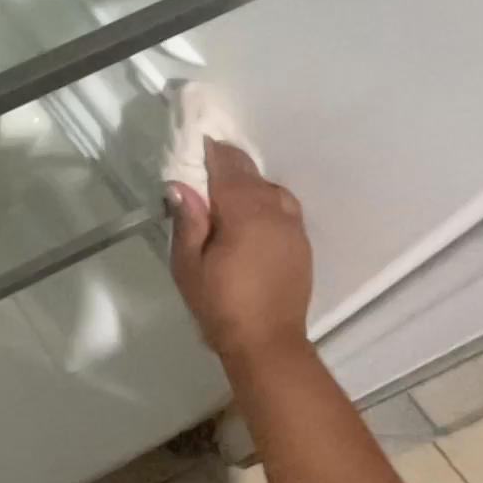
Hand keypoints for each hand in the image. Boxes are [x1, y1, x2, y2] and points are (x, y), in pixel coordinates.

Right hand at [168, 138, 313, 364]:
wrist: (267, 343)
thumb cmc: (219, 304)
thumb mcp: (188, 265)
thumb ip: (188, 221)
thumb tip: (181, 185)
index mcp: (245, 214)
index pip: (227, 167)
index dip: (210, 150)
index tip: (193, 140)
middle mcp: (275, 211)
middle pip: (250, 173)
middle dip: (226, 162)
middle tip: (201, 162)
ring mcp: (293, 227)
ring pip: (269, 187)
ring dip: (246, 182)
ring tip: (223, 191)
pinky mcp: (301, 242)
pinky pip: (282, 206)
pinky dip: (262, 199)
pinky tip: (247, 214)